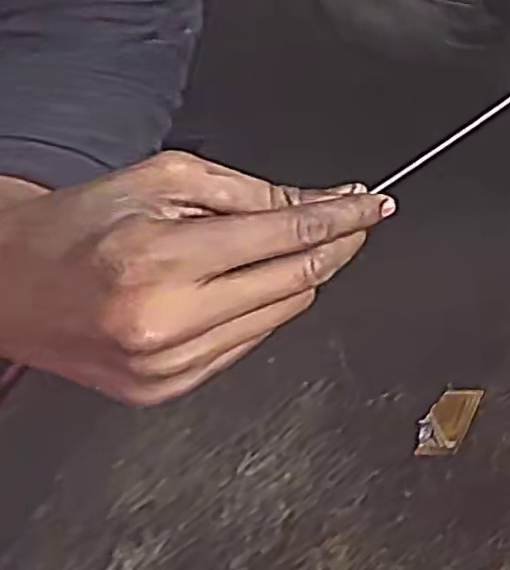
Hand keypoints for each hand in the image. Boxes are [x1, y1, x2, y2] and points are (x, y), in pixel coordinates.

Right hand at [0, 152, 393, 405]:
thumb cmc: (72, 228)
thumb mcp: (164, 184)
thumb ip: (259, 193)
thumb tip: (334, 201)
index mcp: (156, 260)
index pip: (293, 234)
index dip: (347, 217)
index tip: (376, 205)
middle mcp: (163, 317)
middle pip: (305, 274)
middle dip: (341, 242)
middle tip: (354, 221)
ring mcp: (167, 359)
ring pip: (293, 307)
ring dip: (302, 275)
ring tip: (268, 252)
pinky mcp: (167, 384)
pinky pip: (260, 337)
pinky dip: (268, 307)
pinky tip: (240, 288)